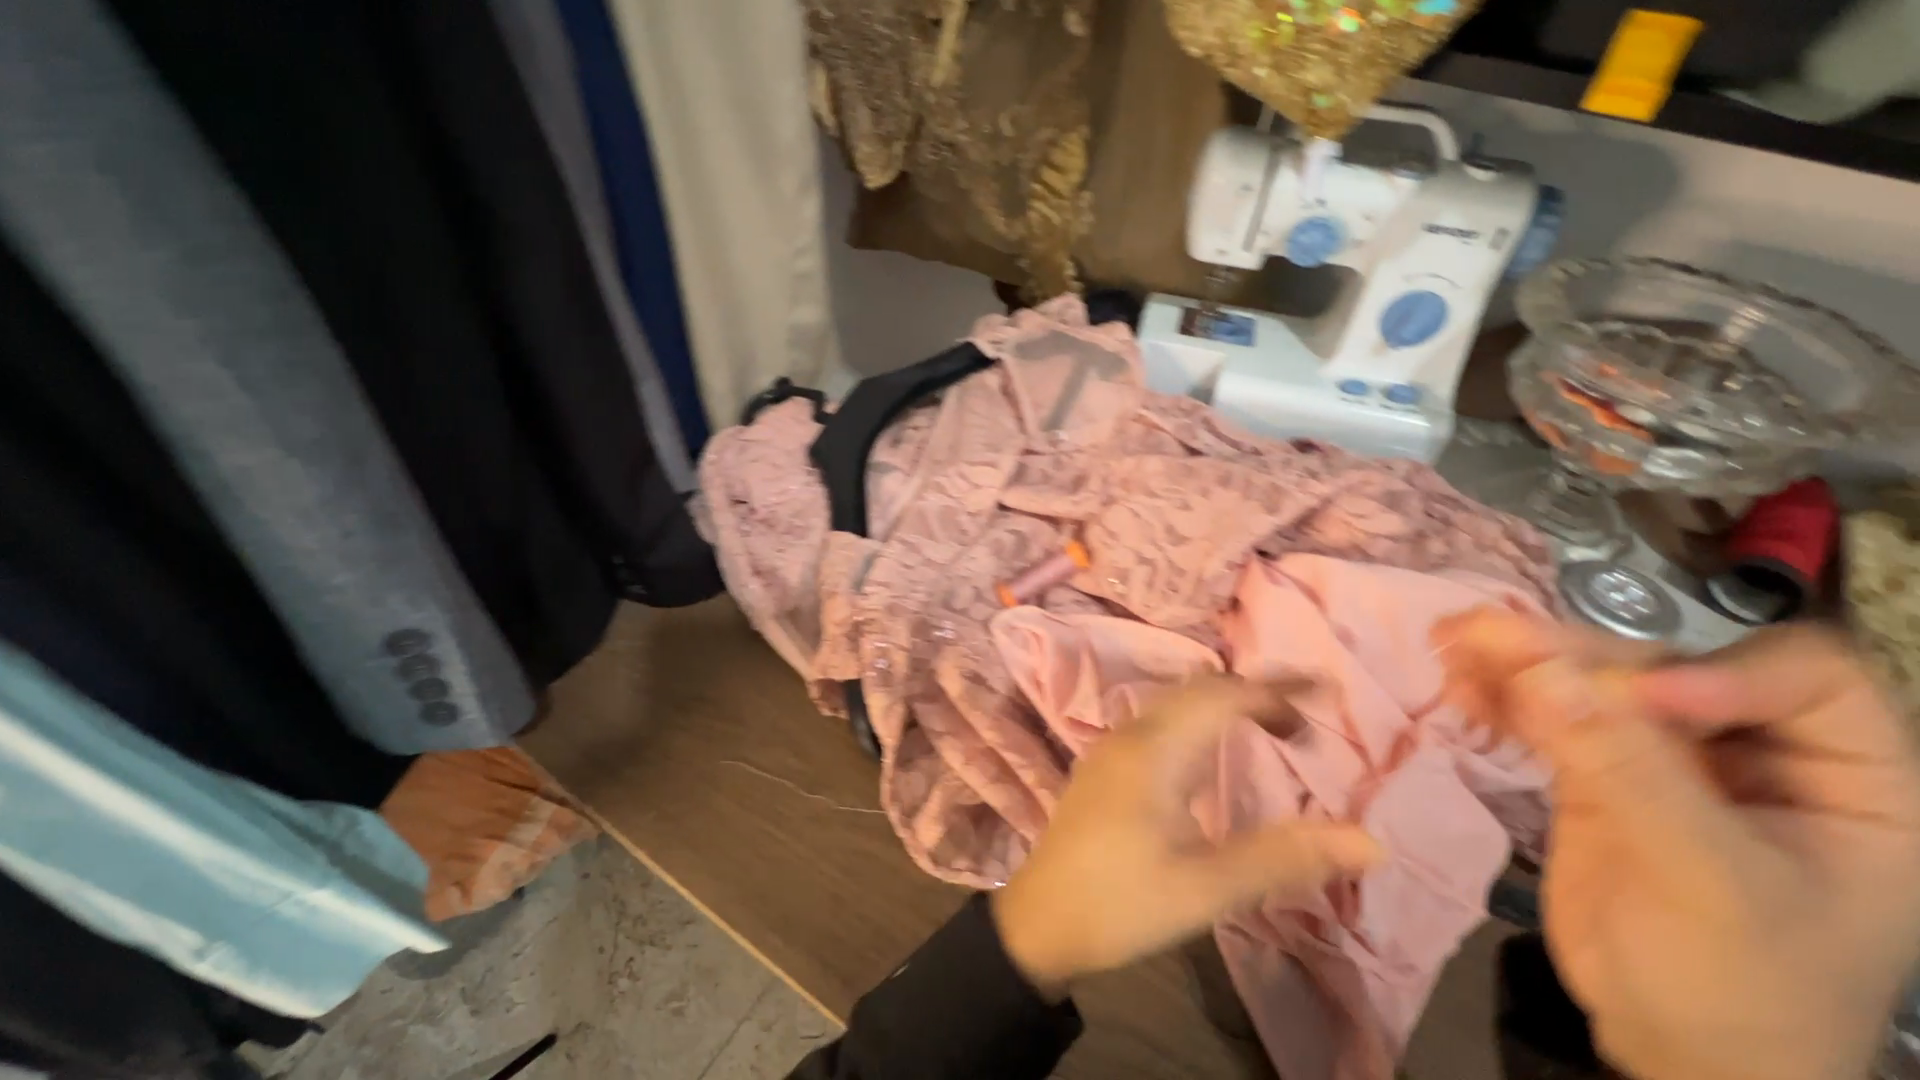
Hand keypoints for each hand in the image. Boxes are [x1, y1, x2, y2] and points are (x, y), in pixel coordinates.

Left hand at [991, 676, 1381, 996]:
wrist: (1035, 924)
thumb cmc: (1120, 902)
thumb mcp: (1206, 888)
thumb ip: (1285, 859)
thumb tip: (1370, 843)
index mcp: (1154, 750)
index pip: (1223, 694)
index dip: (1276, 690)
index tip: (1325, 697)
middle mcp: (1130, 736)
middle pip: (1198, 691)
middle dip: (1254, 692)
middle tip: (1306, 717)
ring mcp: (1111, 751)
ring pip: (1175, 706)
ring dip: (1224, 707)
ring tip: (1274, 731)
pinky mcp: (1104, 771)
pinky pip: (1159, 727)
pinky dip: (1199, 726)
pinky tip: (1215, 761)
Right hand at [1438, 611, 1919, 1079]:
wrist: (1675, 1053)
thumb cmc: (1741, 987)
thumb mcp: (1704, 881)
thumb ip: (1628, 773)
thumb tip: (1542, 673)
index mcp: (1845, 778)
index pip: (1804, 680)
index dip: (1723, 672)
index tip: (1637, 696)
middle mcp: (1756, 752)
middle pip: (1670, 670)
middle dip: (1579, 655)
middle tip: (1489, 637)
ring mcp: (1668, 762)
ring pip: (1597, 686)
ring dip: (1522, 662)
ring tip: (1453, 641)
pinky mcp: (1596, 777)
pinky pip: (1550, 721)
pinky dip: (1503, 700)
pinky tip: (1460, 687)